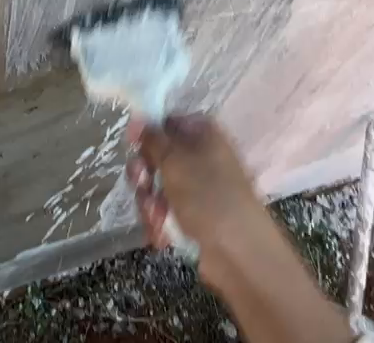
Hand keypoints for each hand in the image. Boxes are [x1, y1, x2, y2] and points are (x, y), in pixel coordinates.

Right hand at [130, 115, 356, 341]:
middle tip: (144, 185)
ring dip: (150, 204)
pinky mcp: (194, 217)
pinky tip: (164, 236)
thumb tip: (137, 118)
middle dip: (144, 175)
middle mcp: (201, 157)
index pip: (166, 122)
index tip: (133, 144)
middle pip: (157, 157)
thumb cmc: (208, 197)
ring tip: (158, 219)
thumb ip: (152, 138)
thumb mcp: (175, 161)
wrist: (240, 254)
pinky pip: (165, 212)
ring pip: (156, 187)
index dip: (147, 133)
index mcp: (202, 134)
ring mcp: (198, 189)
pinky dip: (160, 223)